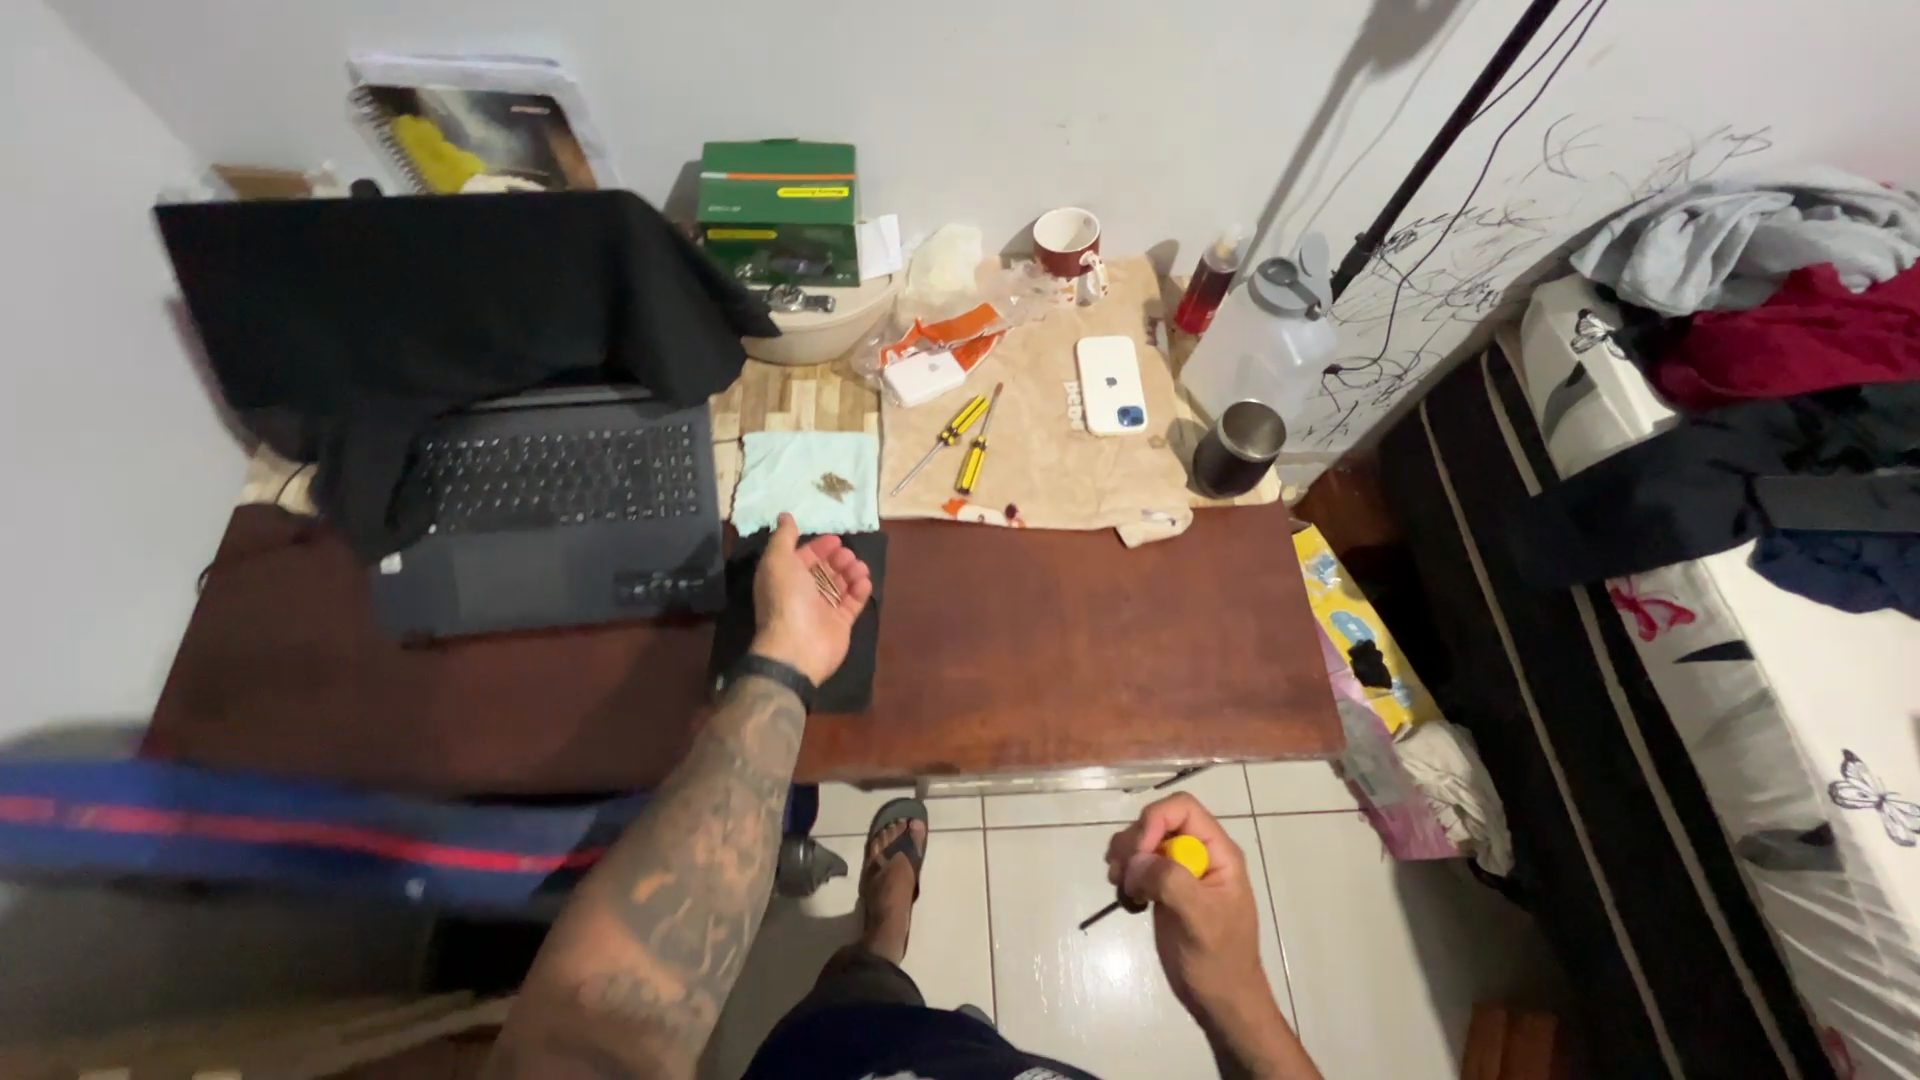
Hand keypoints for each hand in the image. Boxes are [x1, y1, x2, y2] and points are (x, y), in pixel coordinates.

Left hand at [749, 513, 873, 685]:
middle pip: (825, 570)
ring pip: (841, 584)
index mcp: (785, 578)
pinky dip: (860, 590)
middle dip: (838, 559)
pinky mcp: (840, 623)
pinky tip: (864, 582)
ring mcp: (823, 609)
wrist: (798, 645)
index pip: (804, 558)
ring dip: (851, 572)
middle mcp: (803, 593)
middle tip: (847, 556)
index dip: (818, 547)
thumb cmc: (786, 598)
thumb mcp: (778, 560)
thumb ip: (783, 537)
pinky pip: (853, 602)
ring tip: (858, 568)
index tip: (835, 539)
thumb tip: (785, 515)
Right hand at [1105, 792, 1268, 1021]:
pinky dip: (1124, 873)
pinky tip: (1127, 897)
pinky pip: (1136, 863)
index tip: (1139, 853)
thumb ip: (1172, 882)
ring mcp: (1180, 870)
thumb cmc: (1219, 961)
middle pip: (1157, 821)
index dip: (1155, 820)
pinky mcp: (1163, 887)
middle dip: (1134, 842)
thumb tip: (1136, 861)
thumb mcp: (1202, 921)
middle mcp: (1198, 853)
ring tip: (1122, 886)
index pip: (1182, 808)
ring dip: (1124, 857)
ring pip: (1142, 840)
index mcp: (1218, 852)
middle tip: (1122, 876)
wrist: (1220, 1001)